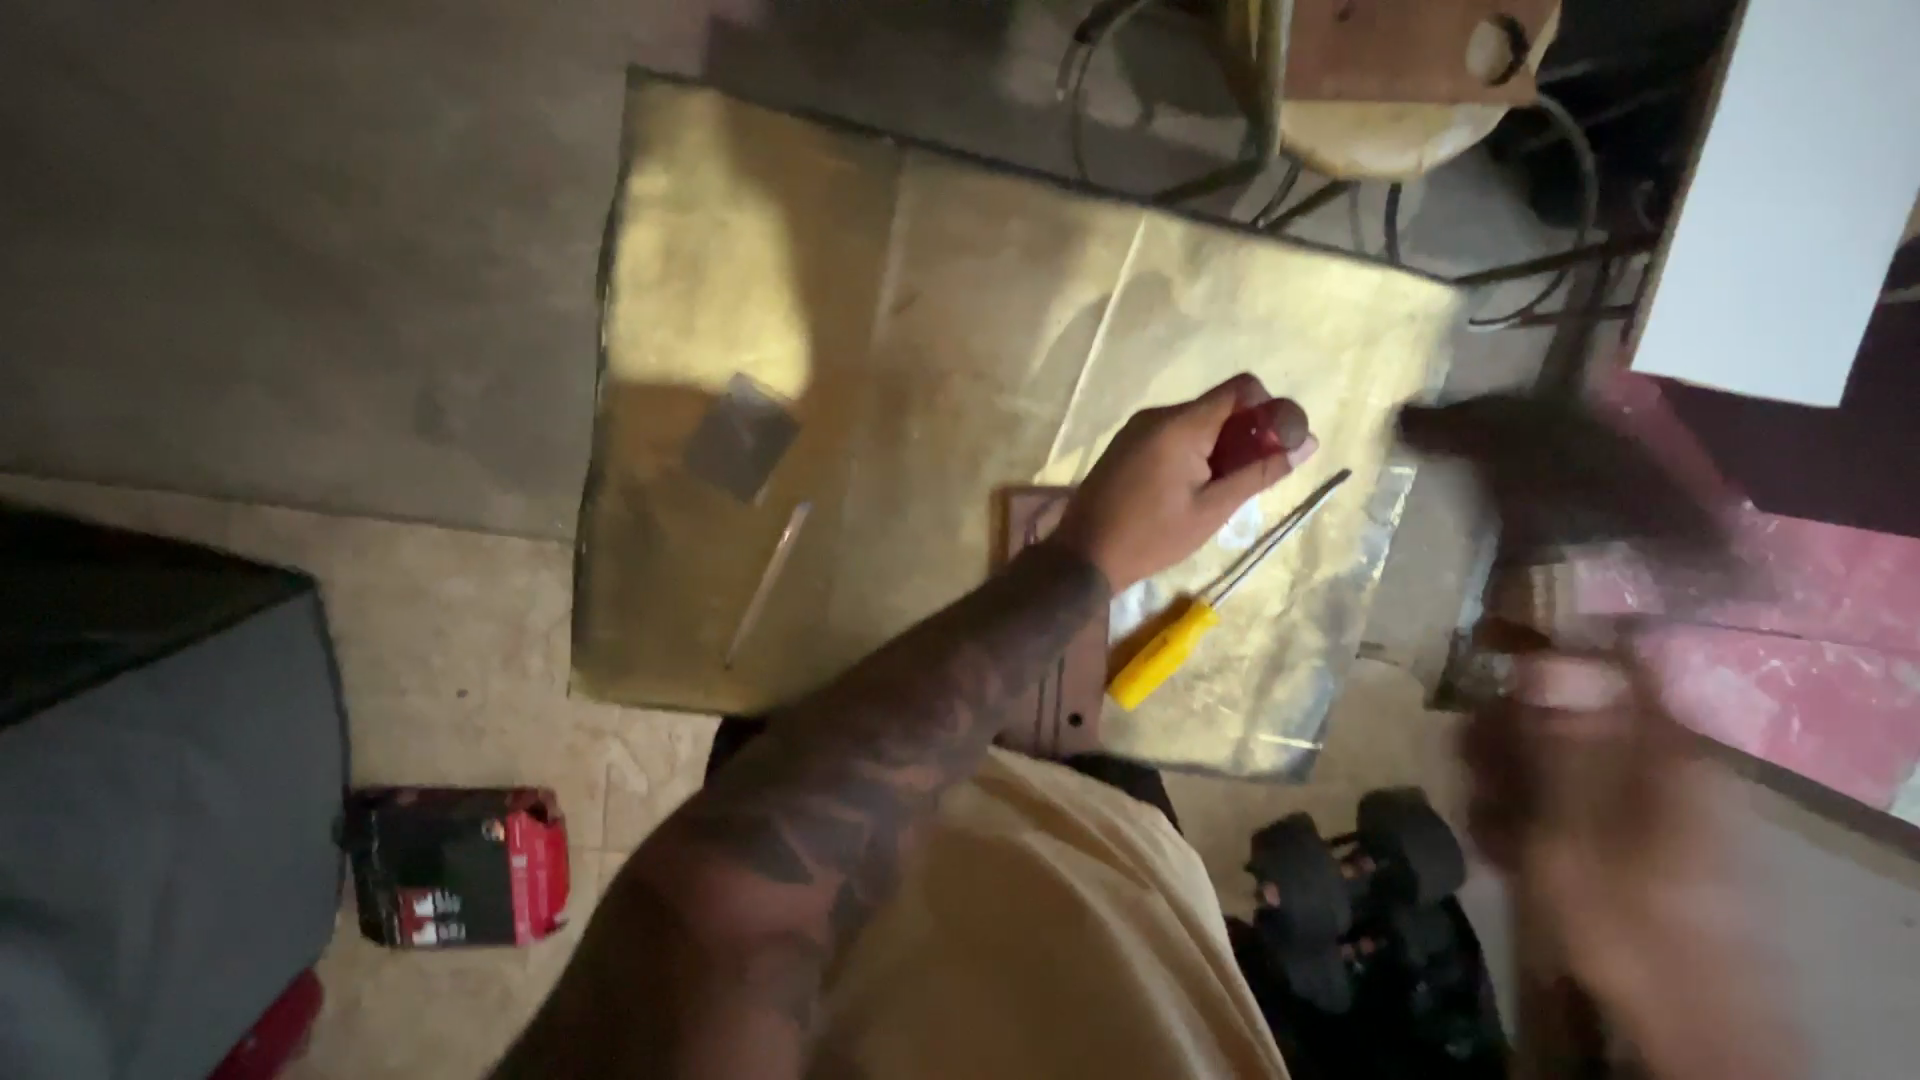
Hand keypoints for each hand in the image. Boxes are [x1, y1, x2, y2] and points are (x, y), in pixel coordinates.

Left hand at [1049, 374, 1316, 591]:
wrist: (1083, 556)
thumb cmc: (1151, 537)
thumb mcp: (1213, 509)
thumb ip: (1259, 472)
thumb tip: (1308, 444)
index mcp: (1180, 425)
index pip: (1241, 388)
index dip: (1268, 409)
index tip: (1276, 445)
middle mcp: (1157, 416)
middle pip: (1218, 406)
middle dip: (1244, 434)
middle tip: (1250, 477)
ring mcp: (1136, 429)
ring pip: (1195, 422)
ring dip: (1218, 446)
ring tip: (1219, 490)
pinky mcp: (1125, 446)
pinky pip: (1171, 435)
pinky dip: (1192, 452)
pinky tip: (1190, 489)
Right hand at [1465, 651, 1800, 1079]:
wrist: (1675, 1015)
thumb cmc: (1628, 920)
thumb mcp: (1580, 829)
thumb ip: (1560, 740)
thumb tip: (1546, 657)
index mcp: (1663, 747)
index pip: (1609, 656)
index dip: (1544, 641)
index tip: (1480, 649)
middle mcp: (1651, 757)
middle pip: (1558, 704)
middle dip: (1501, 732)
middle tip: (1468, 764)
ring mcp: (1632, 791)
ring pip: (1543, 748)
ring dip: (1498, 777)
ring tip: (1485, 825)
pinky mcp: (1613, 823)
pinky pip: (1549, 788)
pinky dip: (1515, 809)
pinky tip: (1499, 844)